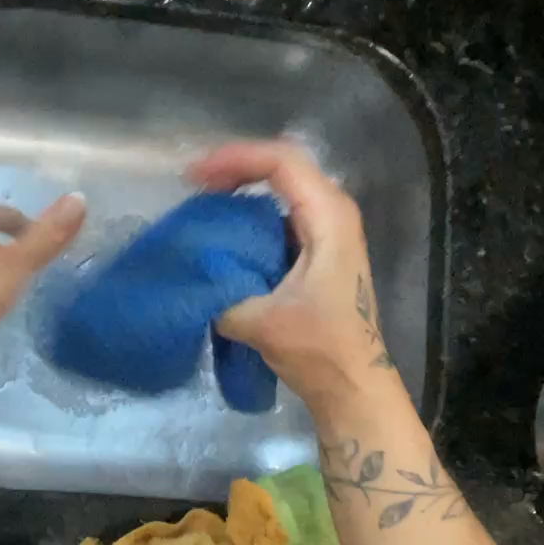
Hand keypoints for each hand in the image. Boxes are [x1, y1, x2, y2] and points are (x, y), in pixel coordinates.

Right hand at [186, 141, 408, 431]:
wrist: (352, 384)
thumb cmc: (318, 348)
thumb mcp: (260, 321)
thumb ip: (221, 292)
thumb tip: (192, 277)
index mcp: (328, 218)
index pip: (281, 163)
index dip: (234, 160)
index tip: (192, 177)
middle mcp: (333, 215)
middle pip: (282, 169)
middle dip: (234, 171)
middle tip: (191, 187)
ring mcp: (328, 235)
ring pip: (281, 195)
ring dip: (241, 195)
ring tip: (201, 207)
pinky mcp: (318, 256)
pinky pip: (280, 221)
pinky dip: (249, 221)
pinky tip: (222, 238)